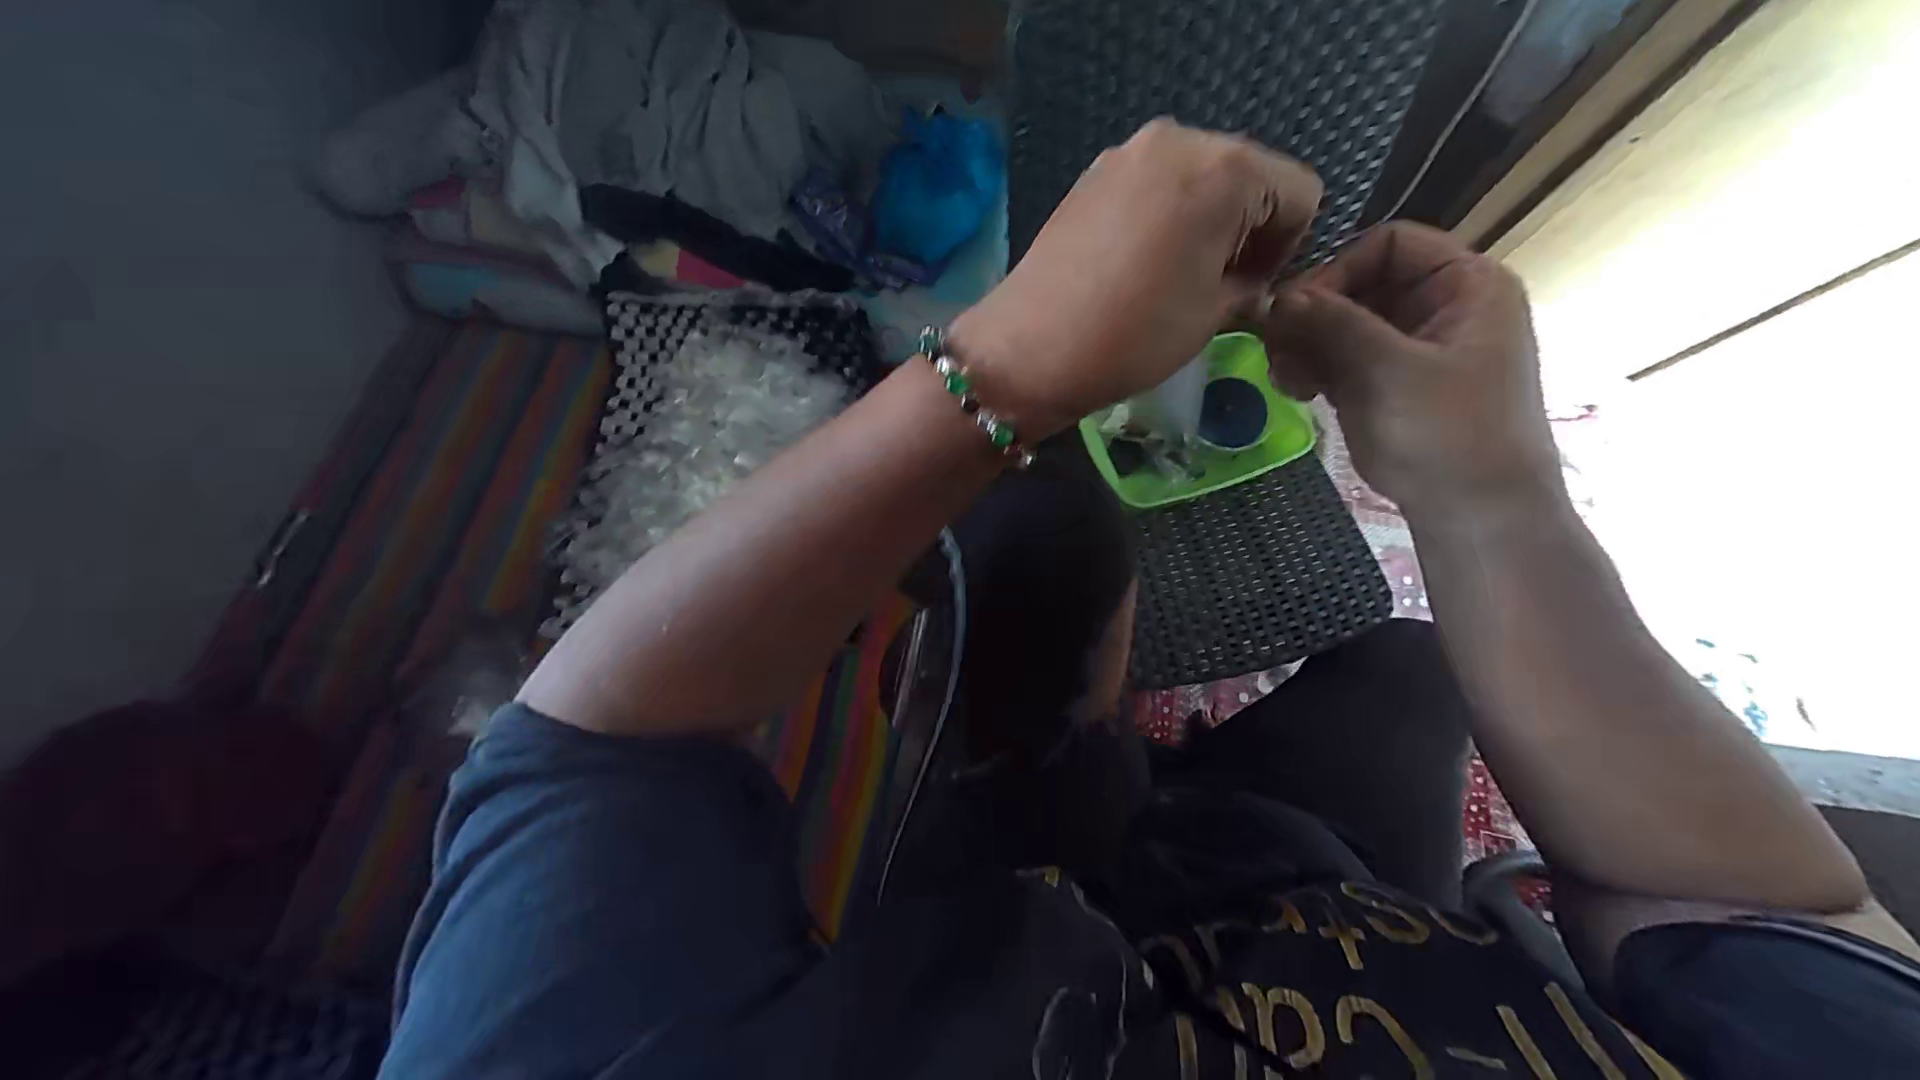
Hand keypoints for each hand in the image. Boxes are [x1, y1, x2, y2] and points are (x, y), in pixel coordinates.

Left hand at [950, 119, 1322, 435]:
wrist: (1027, 351)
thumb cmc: (1131, 338)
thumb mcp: (1211, 315)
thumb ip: (1249, 284)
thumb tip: (1252, 279)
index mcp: (1223, 168)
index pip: (1298, 192)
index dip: (1286, 248)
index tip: (1250, 291)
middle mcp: (1176, 141)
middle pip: (1246, 177)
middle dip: (1244, 230)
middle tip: (1213, 287)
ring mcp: (1125, 156)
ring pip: (1196, 180)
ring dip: (1201, 223)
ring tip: (1170, 280)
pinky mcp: (1090, 178)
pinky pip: (1151, 188)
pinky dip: (1162, 219)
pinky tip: (1136, 266)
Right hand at [1263, 221, 1563, 523]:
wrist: (1472, 509)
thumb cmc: (1446, 431)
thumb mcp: (1389, 369)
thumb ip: (1334, 325)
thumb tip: (1277, 297)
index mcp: (1463, 285)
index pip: (1389, 245)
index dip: (1337, 271)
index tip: (1295, 311)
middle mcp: (1435, 308)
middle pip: (1358, 287)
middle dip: (1311, 316)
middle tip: (1273, 349)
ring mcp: (1408, 349)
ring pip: (1341, 326)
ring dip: (1304, 346)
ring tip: (1283, 378)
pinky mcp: (1384, 385)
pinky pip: (1339, 360)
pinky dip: (1312, 370)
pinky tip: (1294, 391)